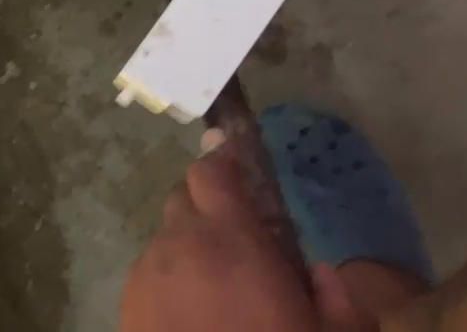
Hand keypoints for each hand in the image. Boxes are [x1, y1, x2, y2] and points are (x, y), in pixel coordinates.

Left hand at [120, 133, 373, 331]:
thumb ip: (339, 303)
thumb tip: (319, 272)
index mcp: (229, 242)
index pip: (212, 174)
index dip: (224, 161)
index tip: (234, 154)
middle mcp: (177, 243)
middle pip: (185, 202)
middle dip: (212, 211)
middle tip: (246, 243)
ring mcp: (145, 269)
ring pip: (168, 239)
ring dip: (193, 249)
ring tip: (228, 291)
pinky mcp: (127, 298)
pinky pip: (152, 270)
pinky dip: (174, 277)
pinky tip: (201, 314)